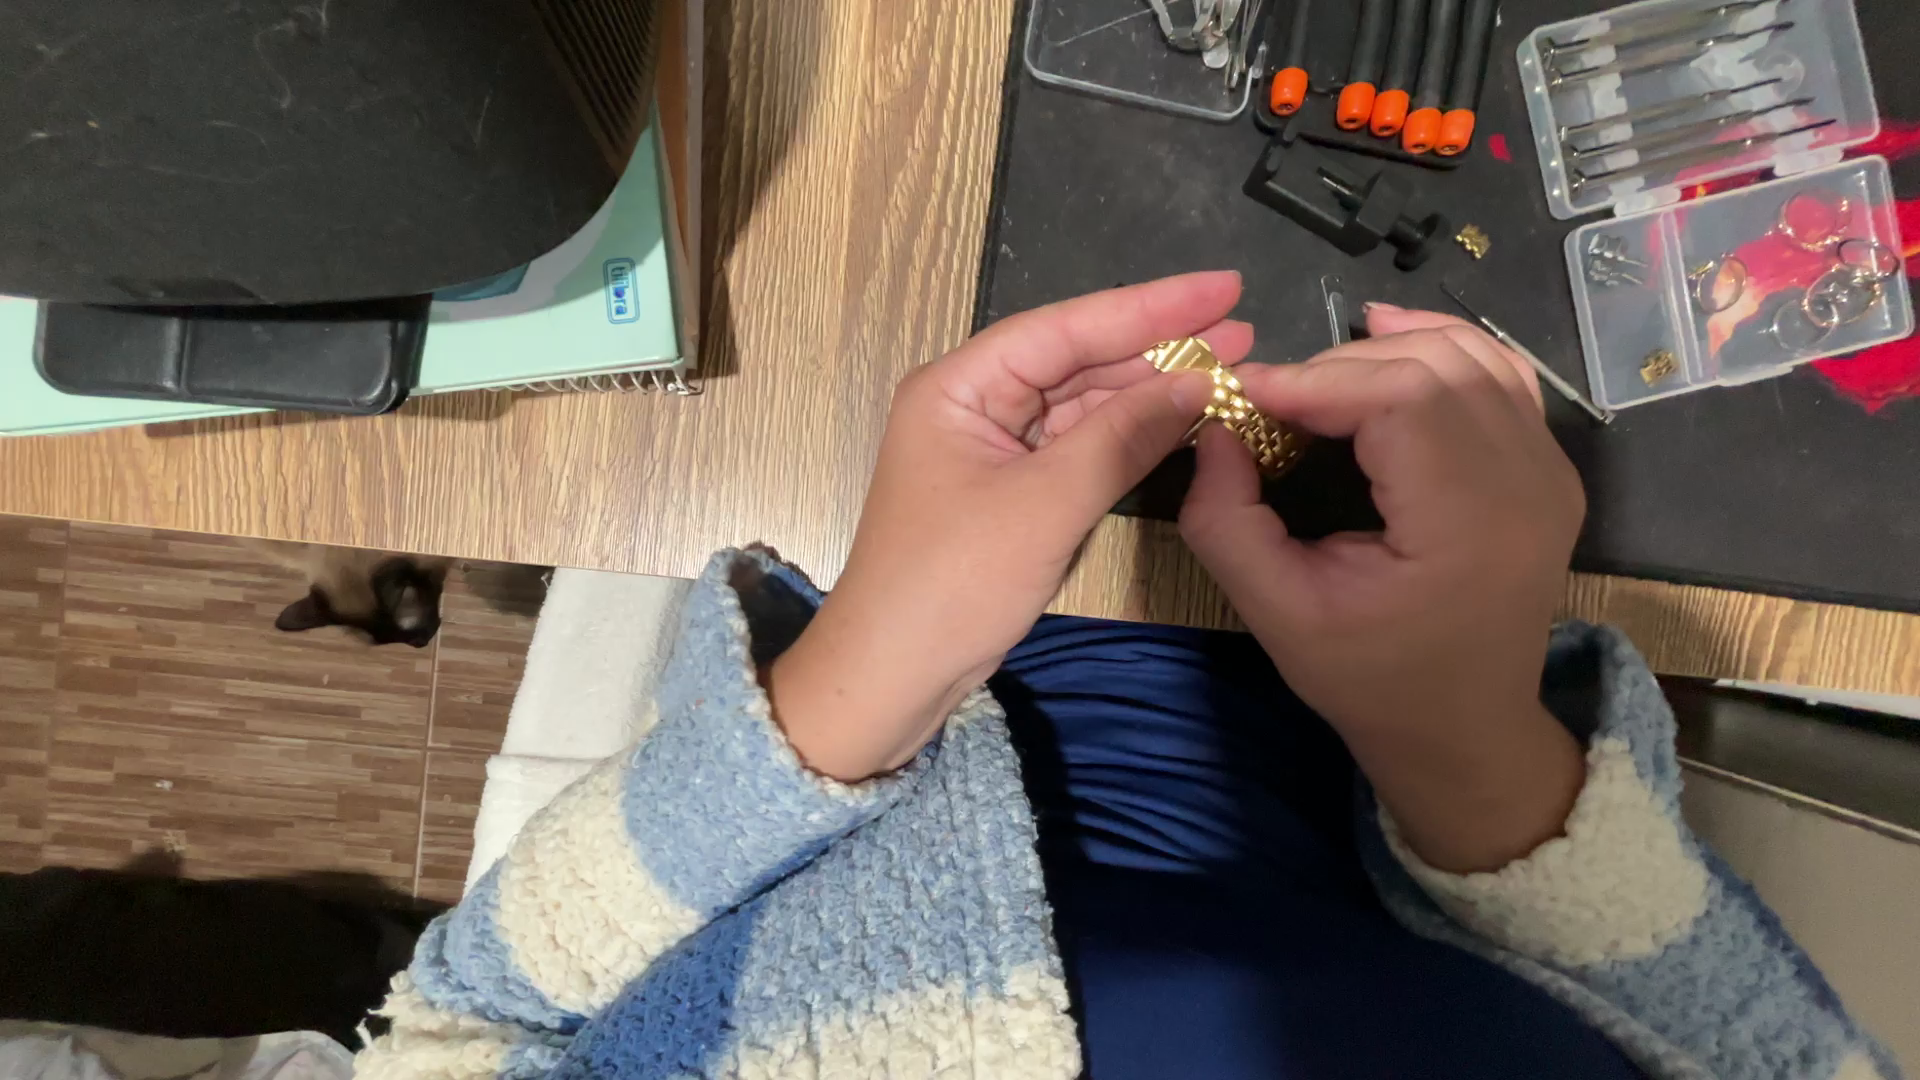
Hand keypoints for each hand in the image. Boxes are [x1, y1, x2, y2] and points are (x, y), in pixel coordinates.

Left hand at [768, 272, 1250, 781]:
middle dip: (1155, 349)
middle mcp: (971, 405)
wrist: (894, 674)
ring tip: (1225, 371)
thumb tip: (1199, 383)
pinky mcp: (1006, 493)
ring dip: (1144, 395)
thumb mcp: (1045, 505)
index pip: (1064, 328)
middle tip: (1244, 332)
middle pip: (1073, 362)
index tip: (1225, 285)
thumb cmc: (955, 583)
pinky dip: (1120, 442)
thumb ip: (1122, 438)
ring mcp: (989, 451)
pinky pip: (1071, 451)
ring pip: (1077, 408)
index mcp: (958, 386)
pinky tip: (1172, 423)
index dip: (1150, 306)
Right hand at [1179, 304, 1587, 871]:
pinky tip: (1383, 343)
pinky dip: (1433, 349)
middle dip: (1333, 366)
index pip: (1400, 400)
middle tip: (1267, 400)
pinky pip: (1494, 374)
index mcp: (1468, 525)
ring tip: (1309, 378)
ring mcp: (1549, 468)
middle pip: (1432, 367)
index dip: (1312, 380)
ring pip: (1469, 355)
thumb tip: (1213, 431)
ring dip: (1380, 350)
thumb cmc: (1365, 676)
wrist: (1458, 723)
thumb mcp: (1272, 613)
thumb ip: (1225, 522)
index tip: (1242, 395)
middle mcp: (1529, 481)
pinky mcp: (1543, 466)